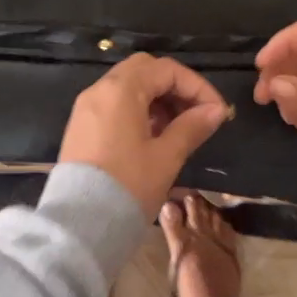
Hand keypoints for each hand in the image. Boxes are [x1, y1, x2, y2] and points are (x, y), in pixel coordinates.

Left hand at [59, 53, 230, 217]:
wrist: (79, 227)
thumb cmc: (128, 187)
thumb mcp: (166, 158)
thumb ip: (192, 127)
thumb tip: (216, 110)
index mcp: (121, 89)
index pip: (167, 70)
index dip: (197, 86)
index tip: (217, 111)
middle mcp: (100, 89)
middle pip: (145, 70)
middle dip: (175, 87)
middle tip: (195, 113)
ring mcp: (87, 107)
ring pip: (128, 86)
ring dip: (157, 99)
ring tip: (177, 129)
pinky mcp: (80, 127)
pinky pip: (114, 104)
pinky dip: (137, 110)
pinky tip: (152, 138)